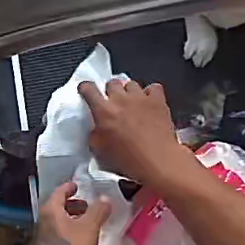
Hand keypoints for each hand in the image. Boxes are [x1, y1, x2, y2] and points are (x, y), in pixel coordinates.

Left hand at [26, 182, 109, 244]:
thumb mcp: (89, 228)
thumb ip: (98, 211)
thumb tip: (105, 198)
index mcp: (51, 210)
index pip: (60, 191)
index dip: (70, 186)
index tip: (80, 185)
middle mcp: (44, 221)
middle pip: (59, 206)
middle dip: (75, 204)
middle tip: (90, 204)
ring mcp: (44, 238)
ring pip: (61, 222)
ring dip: (75, 220)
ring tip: (92, 222)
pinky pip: (62, 236)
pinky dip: (73, 234)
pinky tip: (85, 241)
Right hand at [78, 78, 198, 188]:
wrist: (156, 161)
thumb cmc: (127, 160)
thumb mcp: (99, 151)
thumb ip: (95, 134)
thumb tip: (96, 129)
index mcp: (103, 111)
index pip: (89, 89)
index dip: (85, 88)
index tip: (86, 90)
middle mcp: (121, 99)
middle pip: (112, 83)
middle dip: (111, 91)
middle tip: (113, 104)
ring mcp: (140, 98)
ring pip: (131, 84)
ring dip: (129, 92)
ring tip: (132, 104)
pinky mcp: (158, 101)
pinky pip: (153, 88)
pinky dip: (150, 93)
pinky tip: (150, 103)